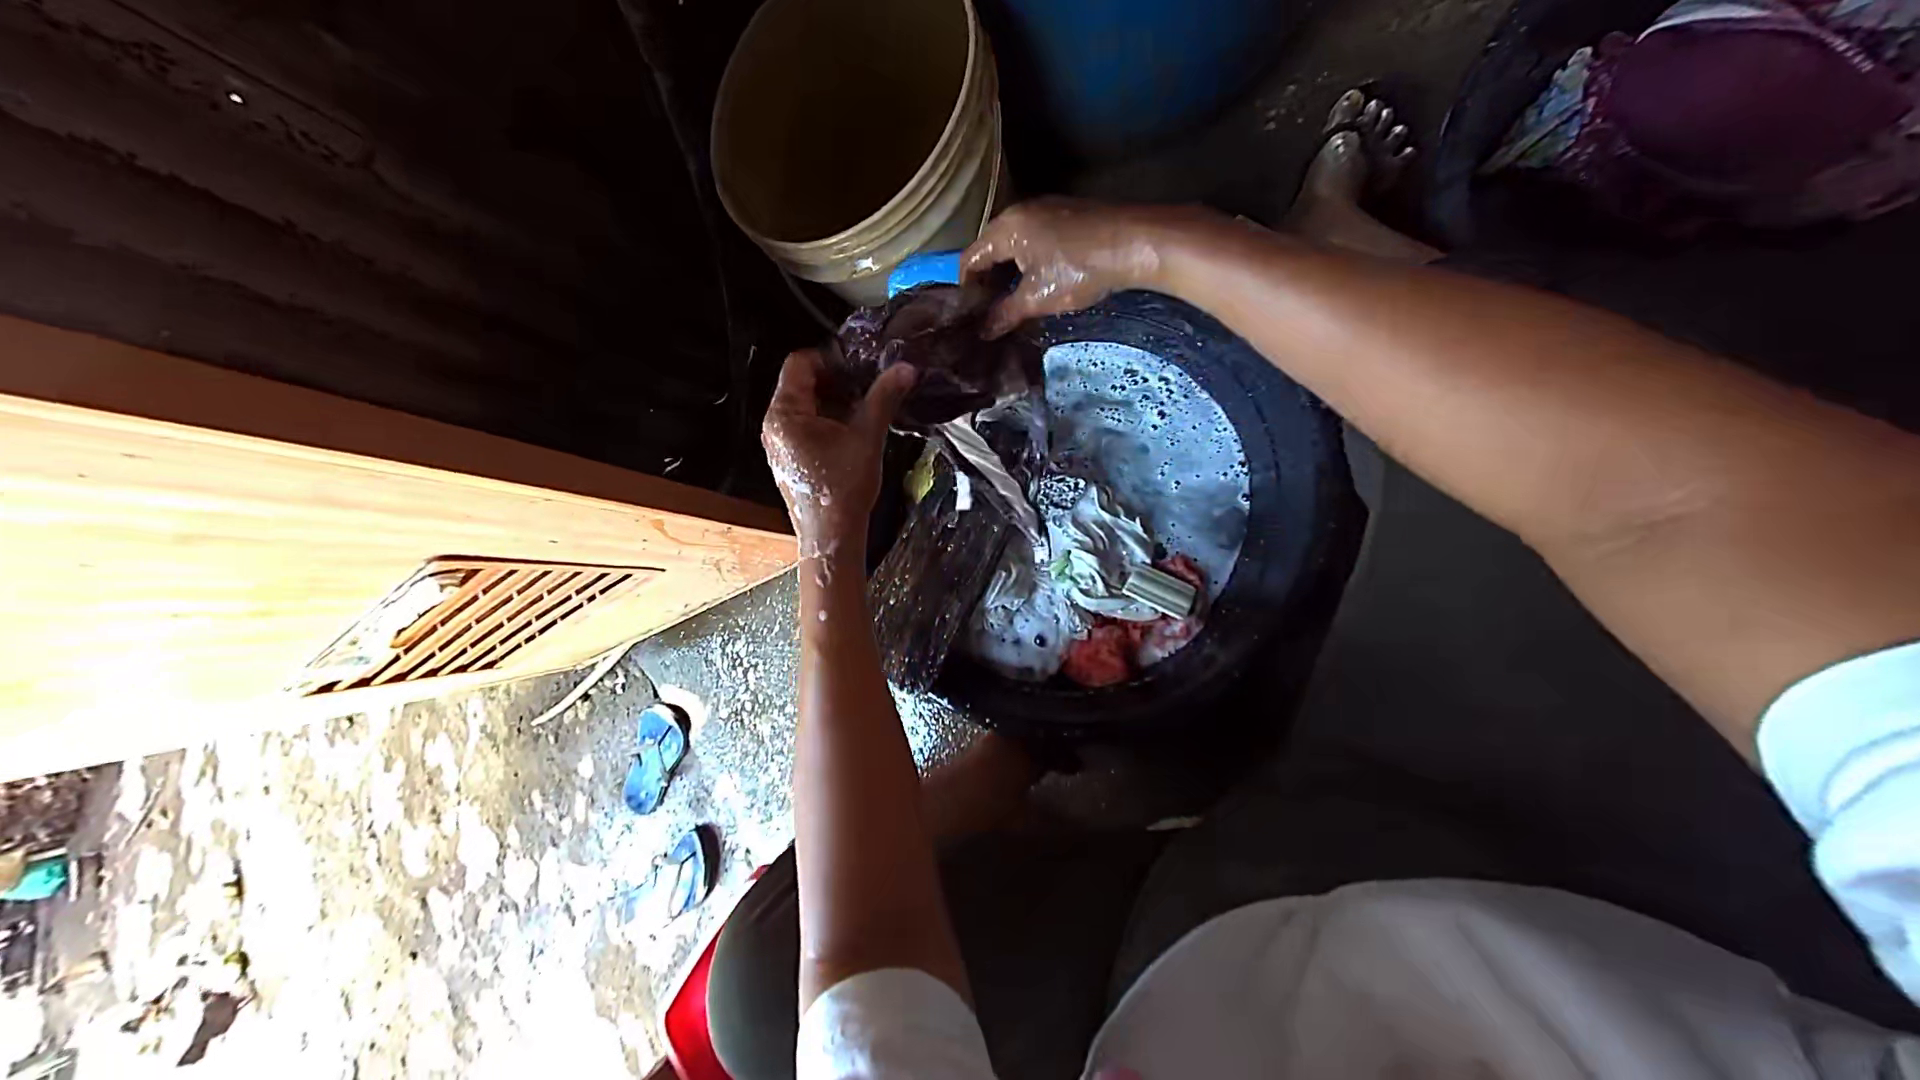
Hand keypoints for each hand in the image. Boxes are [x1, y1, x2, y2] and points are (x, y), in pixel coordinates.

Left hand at [762, 349, 916, 558]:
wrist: (831, 536)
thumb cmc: (844, 489)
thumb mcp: (867, 437)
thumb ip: (884, 398)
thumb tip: (904, 369)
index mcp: (785, 414)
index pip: (800, 363)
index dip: (830, 358)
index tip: (858, 367)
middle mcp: (774, 426)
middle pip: (801, 384)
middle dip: (835, 382)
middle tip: (865, 389)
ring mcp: (778, 444)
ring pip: (804, 406)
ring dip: (833, 403)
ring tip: (862, 412)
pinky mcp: (787, 459)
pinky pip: (803, 427)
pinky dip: (826, 422)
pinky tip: (850, 435)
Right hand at [962, 198, 1217, 336]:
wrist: (1136, 243)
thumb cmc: (1078, 270)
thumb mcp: (1037, 298)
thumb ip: (1005, 314)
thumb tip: (983, 331)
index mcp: (1005, 228)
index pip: (970, 258)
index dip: (966, 290)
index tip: (970, 316)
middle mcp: (1020, 212)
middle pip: (989, 250)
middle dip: (987, 283)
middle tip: (989, 314)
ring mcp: (1045, 210)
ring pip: (1013, 246)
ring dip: (1008, 275)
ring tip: (1011, 304)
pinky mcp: (1065, 216)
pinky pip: (1033, 240)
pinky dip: (1027, 263)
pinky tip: (1037, 285)